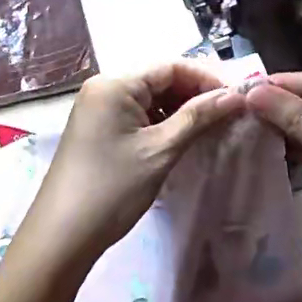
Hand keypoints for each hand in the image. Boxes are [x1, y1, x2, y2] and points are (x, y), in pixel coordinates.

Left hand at [17, 61, 244, 271]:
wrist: (63, 235)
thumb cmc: (113, 188)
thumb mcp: (161, 150)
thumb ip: (198, 117)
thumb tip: (235, 96)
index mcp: (115, 84)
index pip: (170, 67)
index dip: (207, 78)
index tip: (238, 98)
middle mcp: (104, 88)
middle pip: (160, 80)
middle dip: (196, 94)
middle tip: (230, 115)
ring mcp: (99, 110)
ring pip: (150, 100)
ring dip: (182, 111)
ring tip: (213, 128)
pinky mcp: (99, 131)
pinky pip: (138, 116)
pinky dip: (163, 124)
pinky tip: (184, 138)